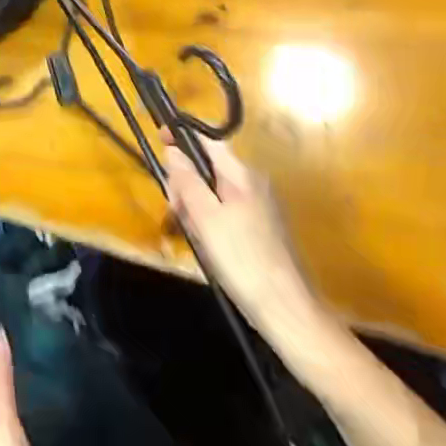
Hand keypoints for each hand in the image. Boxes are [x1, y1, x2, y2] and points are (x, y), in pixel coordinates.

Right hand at [162, 133, 319, 336]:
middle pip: (209, 168)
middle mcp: (253, 184)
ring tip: (192, 234)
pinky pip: (225, 212)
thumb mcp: (206, 218)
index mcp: (242, 175)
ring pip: (215, 193)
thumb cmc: (242, 260)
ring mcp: (259, 207)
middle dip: (186, 182)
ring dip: (196, 206)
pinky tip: (207, 246)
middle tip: (175, 209)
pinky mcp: (259, 230)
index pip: (209, 140)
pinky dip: (209, 221)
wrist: (286, 309)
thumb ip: (188, 182)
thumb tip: (173, 151)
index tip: (158, 139)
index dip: (183, 136)